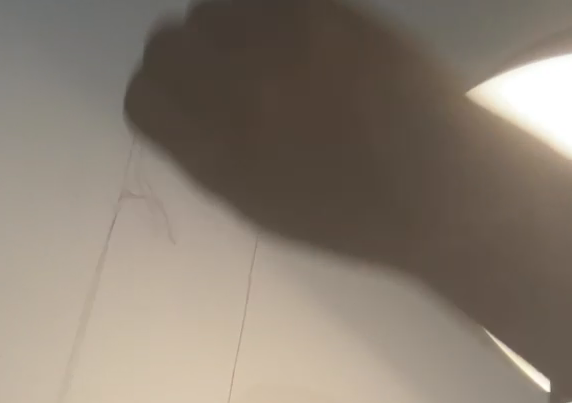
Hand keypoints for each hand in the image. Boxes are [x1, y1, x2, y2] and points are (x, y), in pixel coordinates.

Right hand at [124, 0, 477, 270]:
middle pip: (166, 44)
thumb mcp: (251, 202)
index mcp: (213, 156)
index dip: (156, 94)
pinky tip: (292, 33)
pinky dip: (264, 11)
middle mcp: (236, 97)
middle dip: (182, 54)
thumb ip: (206, 152)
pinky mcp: (325, 12)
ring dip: (224, 23)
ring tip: (260, 48)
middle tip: (217, 68)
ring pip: (211, 6)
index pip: (142, 98)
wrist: (429, 184)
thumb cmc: (337, 212)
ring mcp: (281, 48)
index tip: (179, 99)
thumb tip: (179, 108)